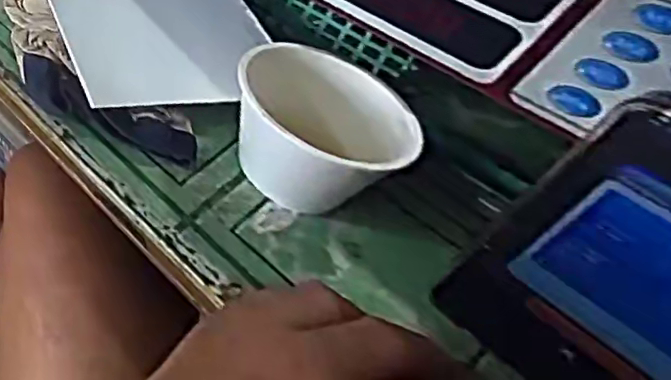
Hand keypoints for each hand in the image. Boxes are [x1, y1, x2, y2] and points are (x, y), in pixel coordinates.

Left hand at [151, 283, 463, 379]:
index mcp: (306, 355)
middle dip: (380, 337)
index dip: (436, 360)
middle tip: (412, 376)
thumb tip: (402, 377)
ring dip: (334, 326)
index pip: (388, 341)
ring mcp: (229, 314)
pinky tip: (306, 363)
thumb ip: (372, 379)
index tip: (462, 378)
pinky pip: (262, 308)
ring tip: (361, 368)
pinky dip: (293, 326)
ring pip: (294, 299)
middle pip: (336, 305)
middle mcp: (263, 318)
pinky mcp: (207, 323)